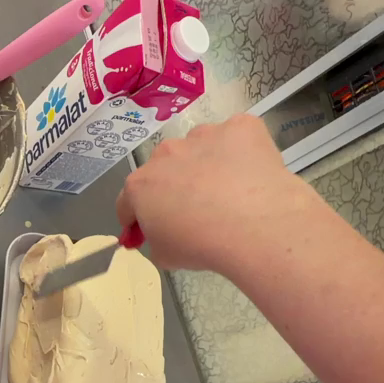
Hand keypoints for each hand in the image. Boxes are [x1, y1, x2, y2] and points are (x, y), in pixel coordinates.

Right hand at [116, 115, 324, 273]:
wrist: (256, 225)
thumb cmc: (201, 244)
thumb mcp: (163, 256)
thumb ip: (153, 239)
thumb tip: (162, 232)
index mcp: (140, 185)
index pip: (127, 201)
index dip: (136, 218)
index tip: (148, 230)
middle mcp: (166, 153)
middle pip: (162, 170)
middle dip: (170, 187)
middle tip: (192, 211)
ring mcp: (203, 135)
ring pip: (196, 149)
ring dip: (202, 164)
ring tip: (225, 191)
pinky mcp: (240, 126)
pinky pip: (232, 138)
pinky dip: (237, 152)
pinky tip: (248, 175)